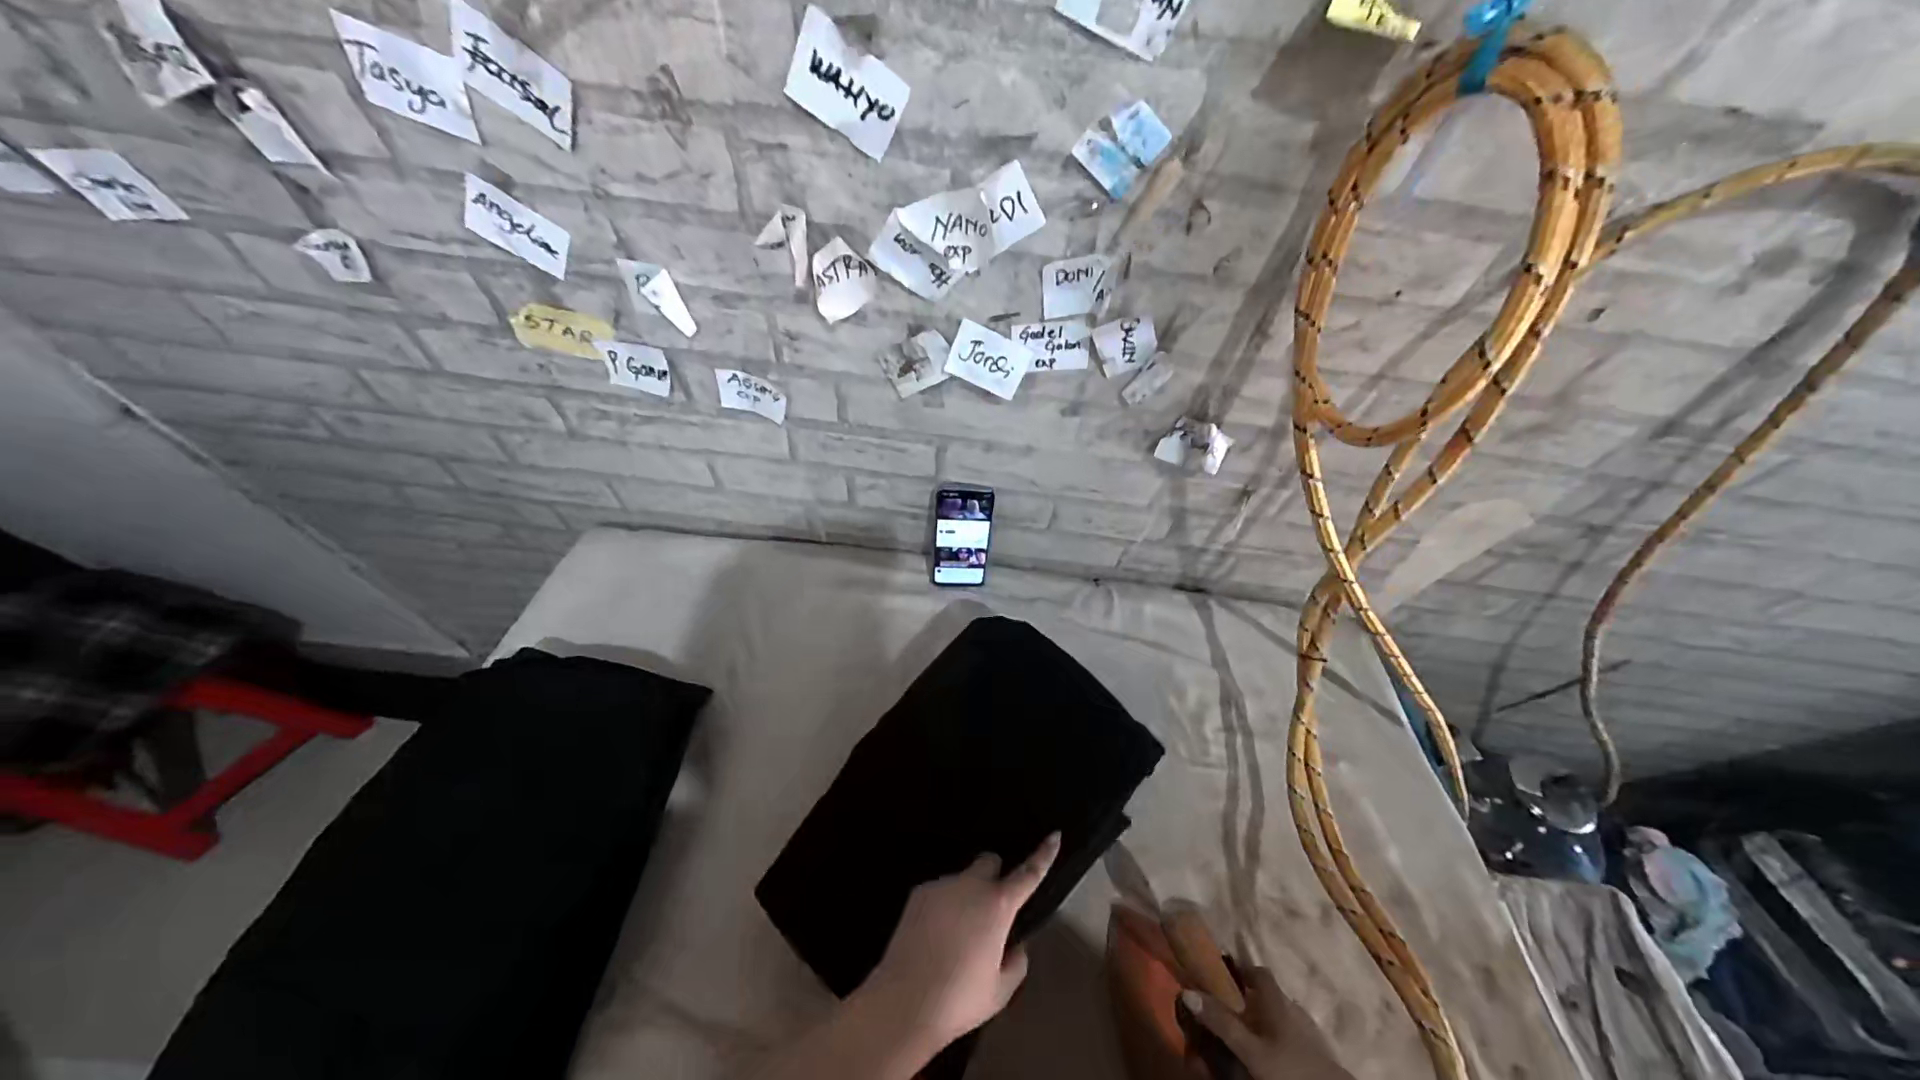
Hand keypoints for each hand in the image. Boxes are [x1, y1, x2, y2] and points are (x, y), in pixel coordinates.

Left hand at [851, 833, 1062, 1057]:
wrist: (904, 1001)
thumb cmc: (960, 998)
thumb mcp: (1001, 990)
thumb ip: (1016, 962)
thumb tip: (1014, 946)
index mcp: (998, 905)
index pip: (1029, 873)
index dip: (1044, 854)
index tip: (1055, 835)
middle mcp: (971, 885)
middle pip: (989, 861)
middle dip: (994, 877)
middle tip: (990, 910)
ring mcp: (941, 886)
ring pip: (962, 880)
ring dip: (966, 897)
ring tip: (955, 938)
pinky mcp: (917, 894)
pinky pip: (939, 892)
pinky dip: (943, 907)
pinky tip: (933, 938)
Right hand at [1179, 966, 1356, 1079]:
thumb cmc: (1291, 1069)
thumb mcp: (1250, 1049)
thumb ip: (1221, 1022)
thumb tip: (1186, 991)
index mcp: (1278, 1001)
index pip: (1259, 972)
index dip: (1241, 969)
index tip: (1221, 974)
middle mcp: (1294, 1009)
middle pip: (1269, 996)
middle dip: (1249, 1000)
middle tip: (1226, 1010)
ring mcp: (1309, 1033)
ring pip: (1281, 1018)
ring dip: (1263, 1022)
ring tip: (1244, 1036)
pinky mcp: (1318, 1056)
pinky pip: (1292, 1038)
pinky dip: (1277, 1041)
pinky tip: (1268, 1055)